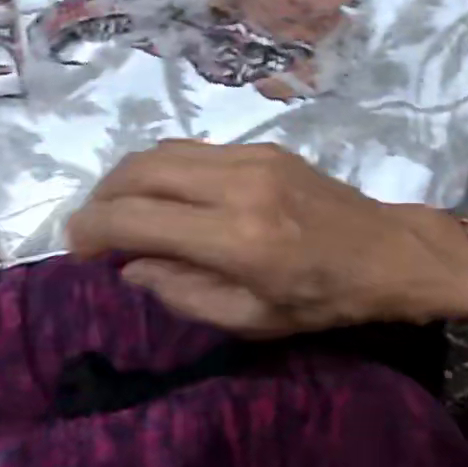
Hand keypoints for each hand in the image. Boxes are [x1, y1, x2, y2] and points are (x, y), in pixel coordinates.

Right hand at [68, 141, 467, 335]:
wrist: (388, 252)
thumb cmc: (326, 299)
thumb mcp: (253, 318)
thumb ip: (183, 292)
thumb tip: (130, 266)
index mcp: (236, 238)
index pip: (134, 217)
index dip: (92, 230)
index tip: (78, 249)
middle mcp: (238, 185)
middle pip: (138, 171)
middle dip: (101, 198)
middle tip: (96, 230)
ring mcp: (253, 158)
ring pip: (161, 151)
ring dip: (129, 179)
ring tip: (124, 212)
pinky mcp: (266, 147)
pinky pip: (194, 148)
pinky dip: (164, 168)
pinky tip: (168, 195)